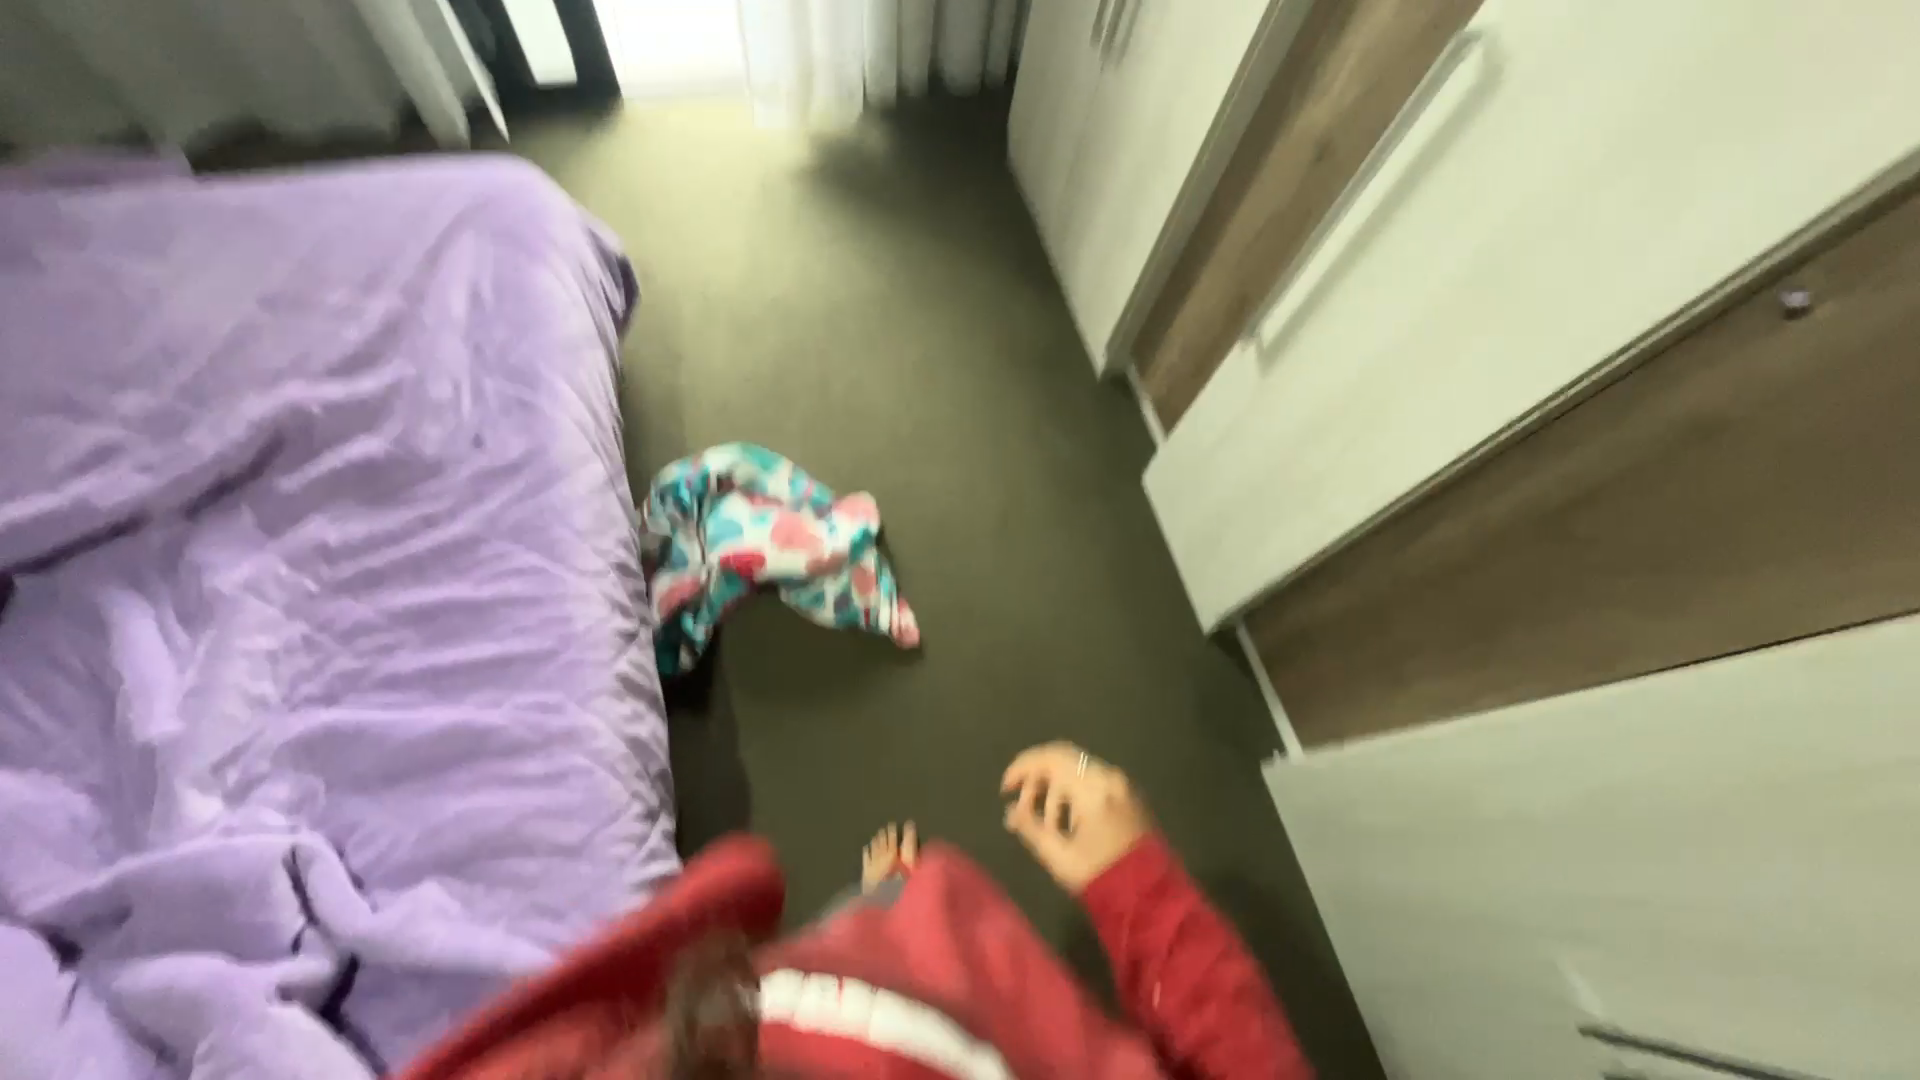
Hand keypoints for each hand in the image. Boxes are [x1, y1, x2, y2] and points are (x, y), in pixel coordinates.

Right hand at [1001, 742, 1152, 892]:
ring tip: (1043, 822)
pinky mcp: (1128, 795)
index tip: (1006, 788)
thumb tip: (1010, 811)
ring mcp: (1122, 784)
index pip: (1051, 758)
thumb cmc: (1101, 877)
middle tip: (1019, 802)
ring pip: (1078, 769)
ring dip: (1054, 787)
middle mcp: (1109, 777)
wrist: (1150, 897)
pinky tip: (1064, 822)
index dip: (1023, 767)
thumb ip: (1031, 827)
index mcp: (1093, 788)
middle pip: (1064, 759)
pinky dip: (1073, 792)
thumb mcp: (1059, 856)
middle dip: (1037, 777)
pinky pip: (1093, 781)